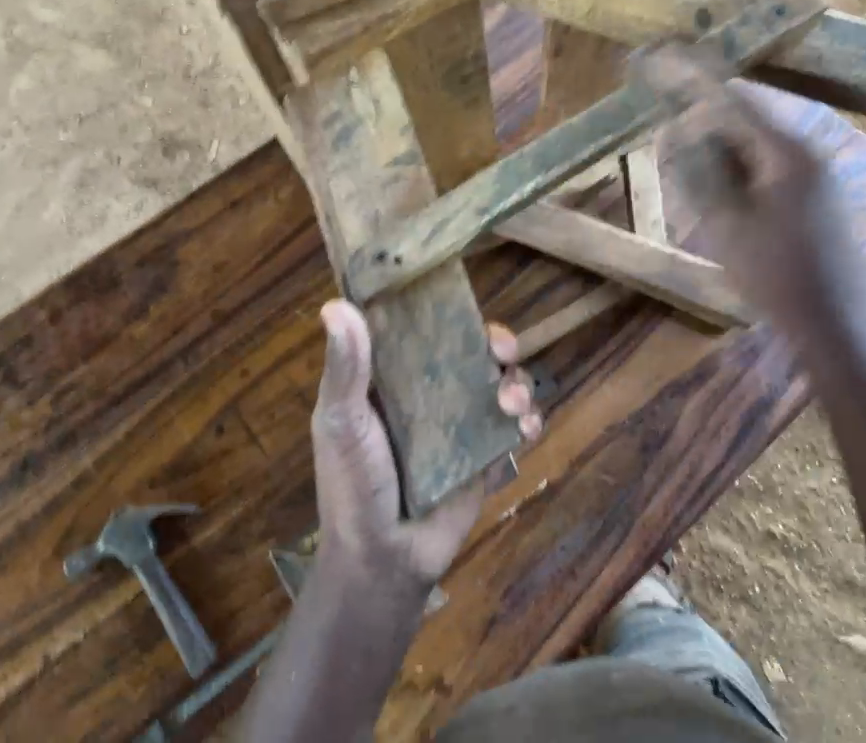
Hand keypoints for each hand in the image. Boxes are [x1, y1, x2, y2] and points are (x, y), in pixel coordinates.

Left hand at [311, 301, 537, 590]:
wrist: (383, 559)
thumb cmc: (352, 486)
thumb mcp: (341, 423)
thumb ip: (345, 369)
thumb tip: (335, 305)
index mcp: (392, 379)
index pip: (426, 330)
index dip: (449, 313)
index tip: (466, 308)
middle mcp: (429, 394)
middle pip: (474, 352)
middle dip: (498, 344)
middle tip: (502, 352)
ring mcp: (460, 426)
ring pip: (502, 384)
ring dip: (519, 382)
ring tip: (511, 404)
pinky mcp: (484, 457)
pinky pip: (516, 429)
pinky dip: (530, 422)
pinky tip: (526, 429)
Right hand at [635, 47, 865, 332]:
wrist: (834, 324)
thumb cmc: (775, 276)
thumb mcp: (723, 223)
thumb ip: (695, 171)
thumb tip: (670, 130)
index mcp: (787, 151)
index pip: (730, 98)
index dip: (688, 78)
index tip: (655, 61)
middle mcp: (807, 149)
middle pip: (745, 113)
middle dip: (701, 113)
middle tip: (663, 119)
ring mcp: (817, 170)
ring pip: (756, 138)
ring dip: (718, 141)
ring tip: (685, 158)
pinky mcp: (818, 191)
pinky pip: (770, 159)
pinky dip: (738, 162)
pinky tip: (719, 186)